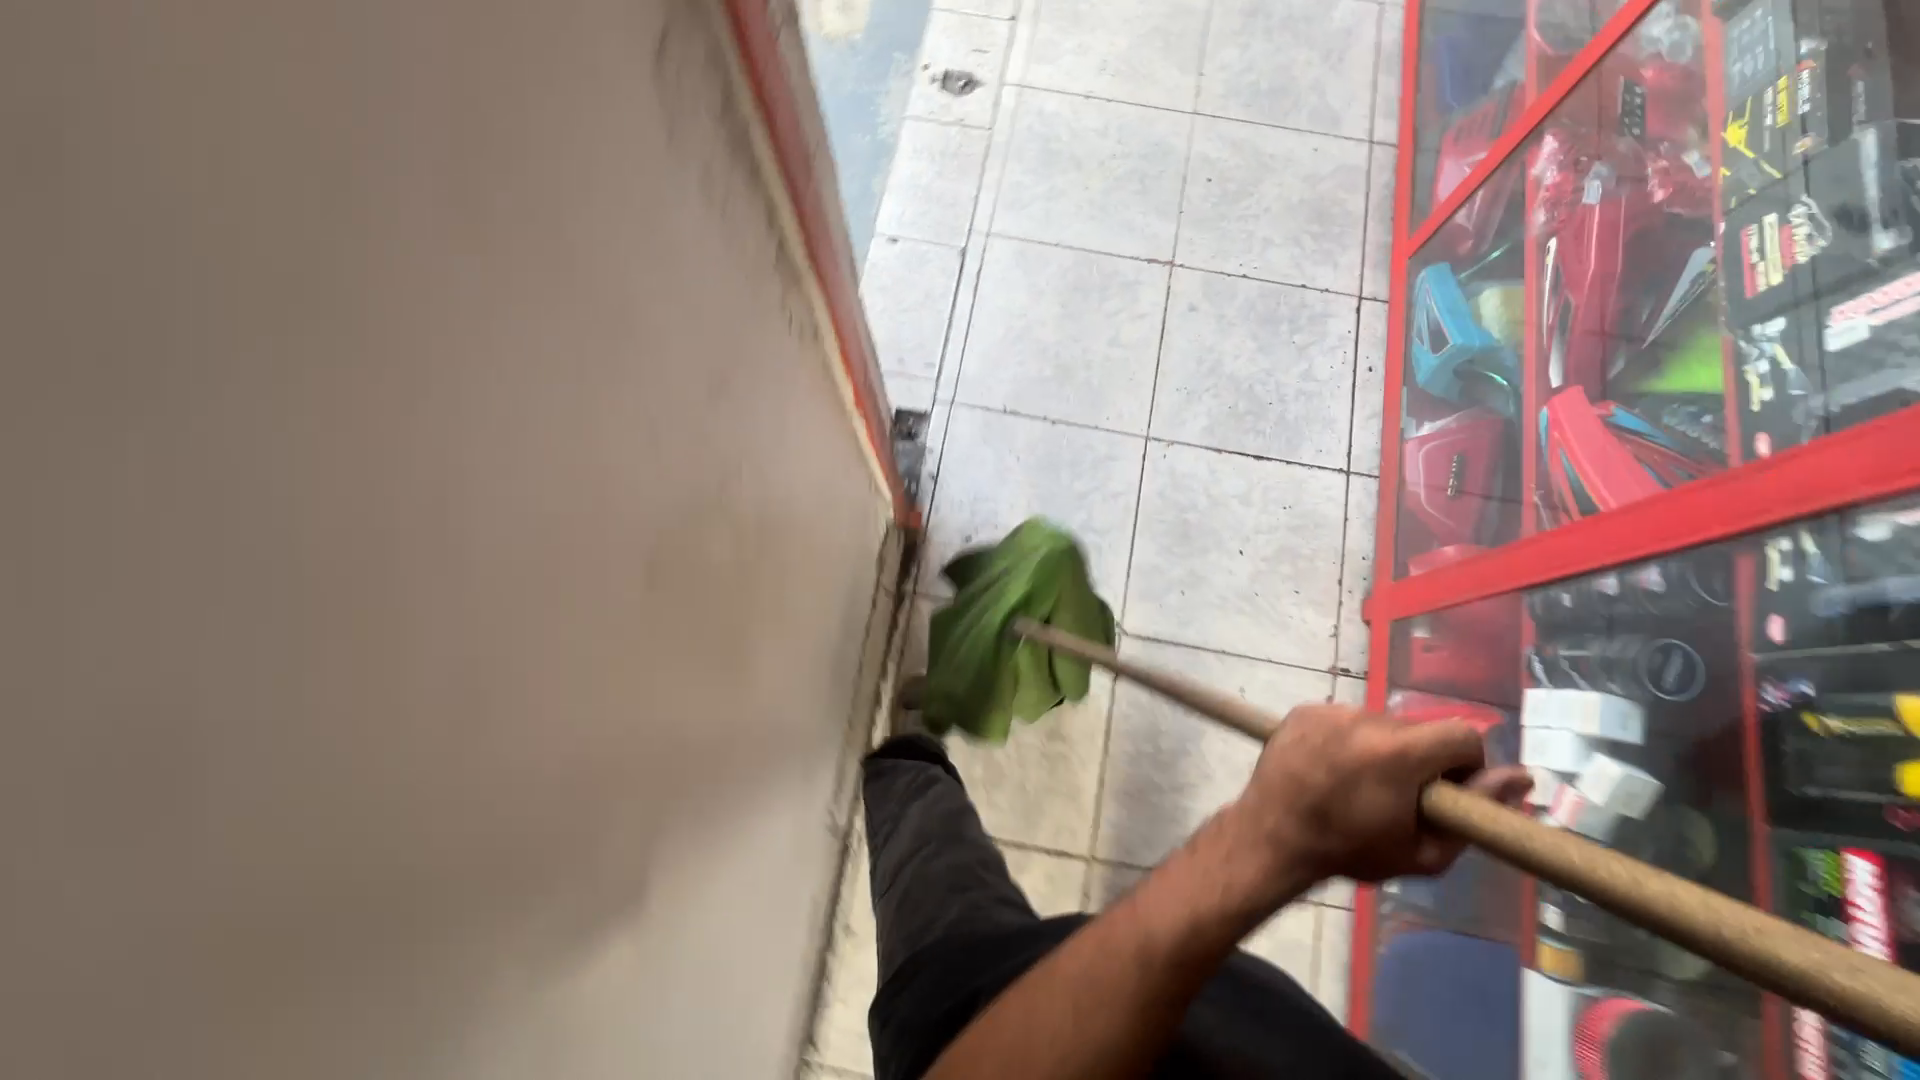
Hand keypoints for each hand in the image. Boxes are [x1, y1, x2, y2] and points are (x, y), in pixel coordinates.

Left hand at [1222, 705, 1531, 890]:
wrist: (1271, 836)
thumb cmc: (1349, 850)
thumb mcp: (1423, 851)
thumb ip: (1475, 814)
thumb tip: (1521, 778)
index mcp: (1400, 751)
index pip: (1464, 734)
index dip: (1465, 765)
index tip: (1446, 792)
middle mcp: (1366, 718)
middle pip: (1420, 729)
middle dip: (1421, 759)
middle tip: (1398, 794)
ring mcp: (1331, 710)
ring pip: (1381, 723)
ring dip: (1382, 748)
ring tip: (1358, 784)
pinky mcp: (1304, 710)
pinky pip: (1345, 719)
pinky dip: (1347, 739)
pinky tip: (1331, 769)